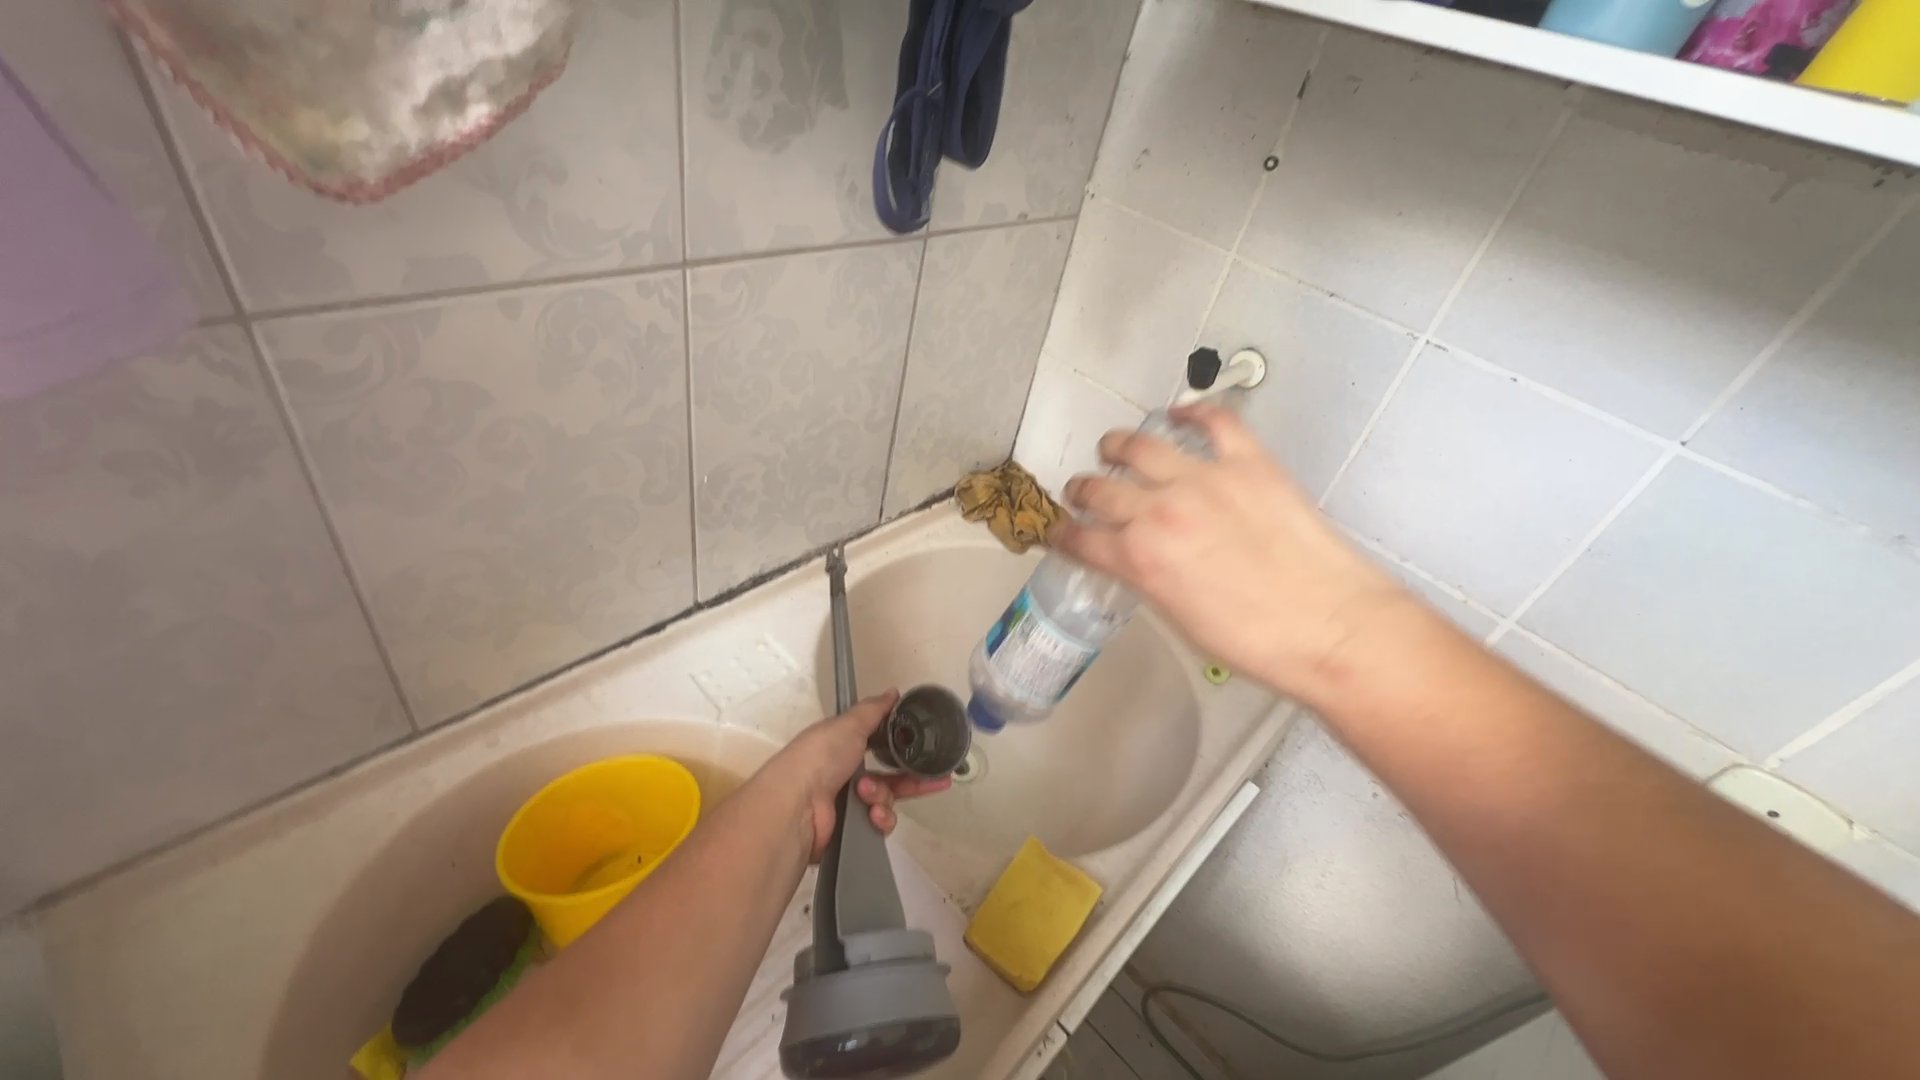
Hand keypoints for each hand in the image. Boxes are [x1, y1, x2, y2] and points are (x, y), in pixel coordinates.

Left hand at [761, 689, 953, 861]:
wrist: (797, 806)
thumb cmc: (821, 757)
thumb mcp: (848, 725)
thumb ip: (873, 710)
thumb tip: (893, 692)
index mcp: (843, 747)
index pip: (880, 745)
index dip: (902, 746)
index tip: (923, 746)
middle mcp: (847, 775)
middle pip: (891, 776)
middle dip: (912, 778)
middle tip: (937, 778)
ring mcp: (850, 805)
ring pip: (888, 800)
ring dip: (885, 796)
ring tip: (868, 795)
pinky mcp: (852, 831)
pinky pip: (880, 823)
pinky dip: (880, 818)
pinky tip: (872, 815)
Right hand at [1054, 404, 1416, 706]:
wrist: (1330, 627)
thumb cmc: (1259, 641)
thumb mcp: (1181, 620)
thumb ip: (1150, 580)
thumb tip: (1144, 564)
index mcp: (1139, 559)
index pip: (1081, 538)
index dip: (1063, 534)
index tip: (1060, 531)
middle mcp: (1160, 513)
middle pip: (1100, 490)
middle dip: (1082, 491)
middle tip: (1081, 491)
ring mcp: (1203, 481)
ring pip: (1140, 447)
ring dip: (1116, 447)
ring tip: (1111, 448)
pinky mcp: (1248, 463)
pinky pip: (1214, 423)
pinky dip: (1193, 411)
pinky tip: (1180, 411)